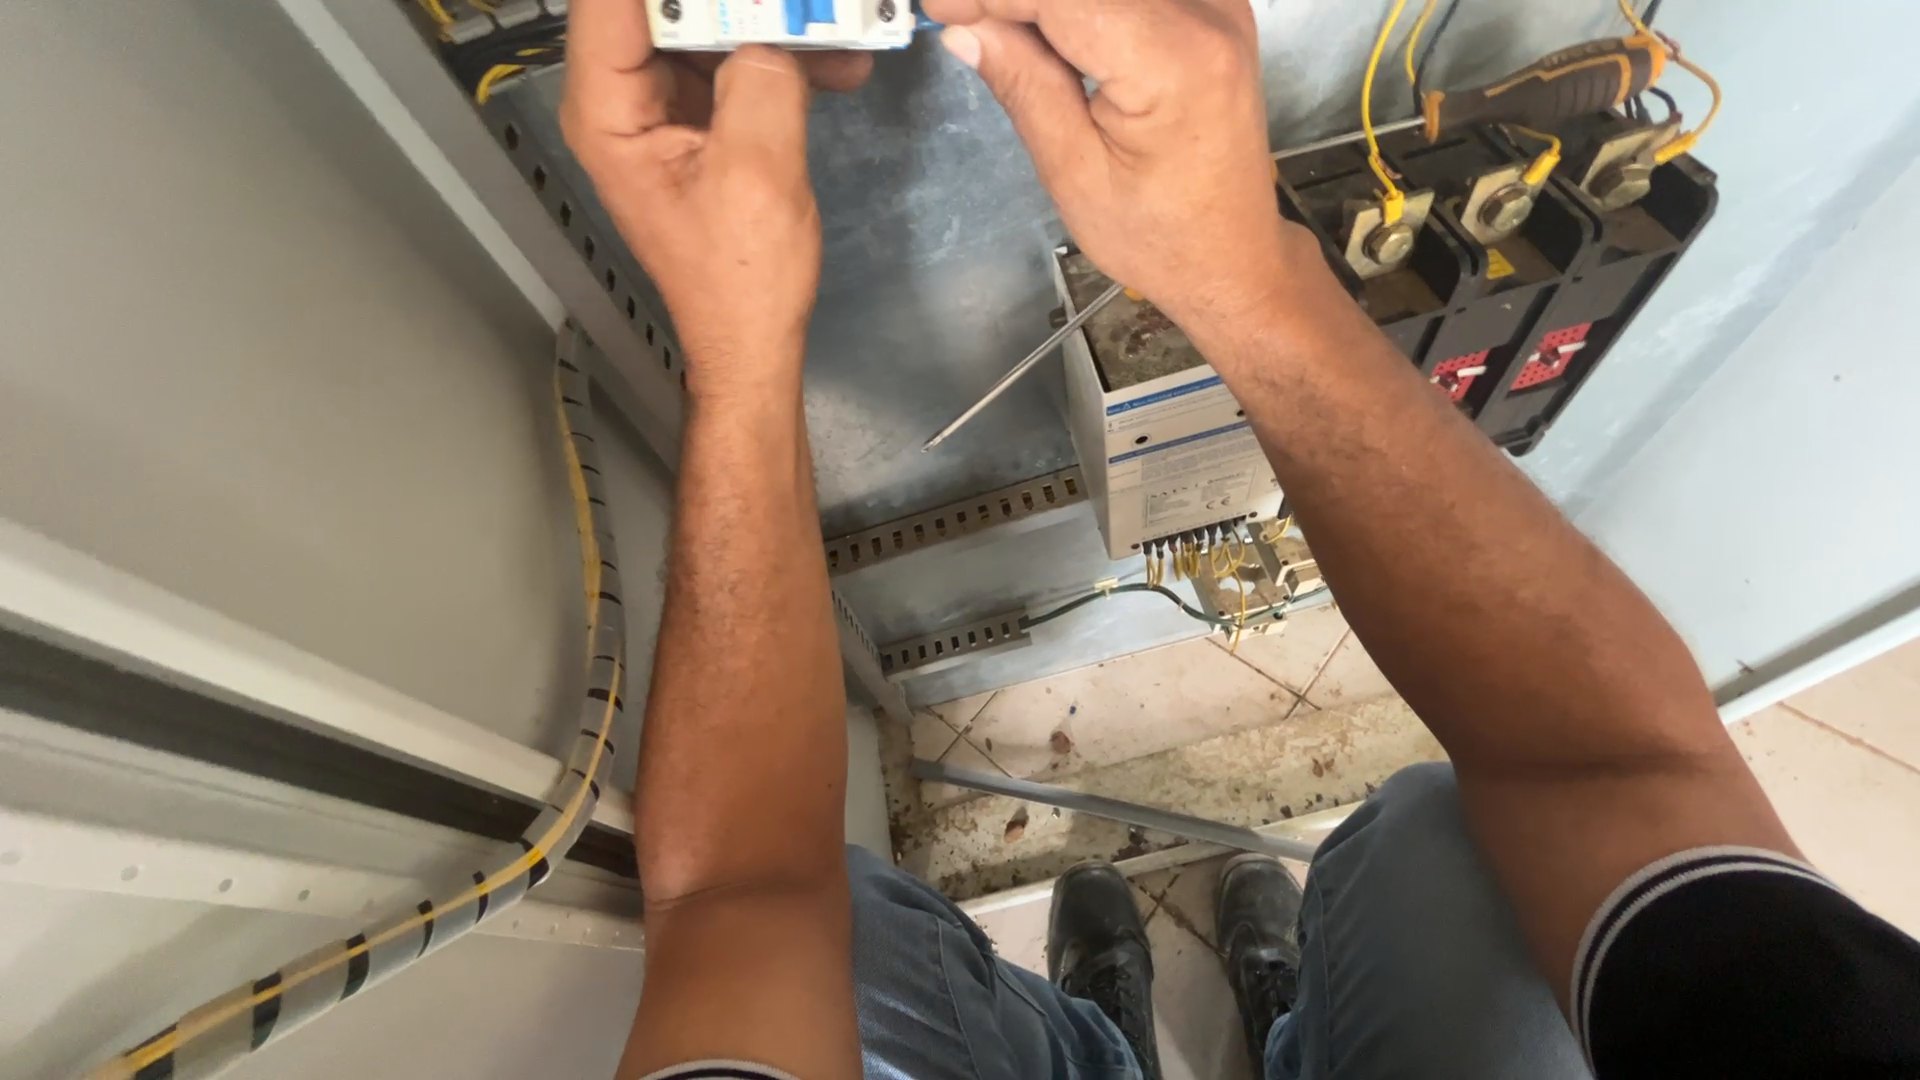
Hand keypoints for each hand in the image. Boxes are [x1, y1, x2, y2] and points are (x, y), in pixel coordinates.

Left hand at [561, 0, 870, 395]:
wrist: (756, 340)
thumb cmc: (744, 276)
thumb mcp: (757, 174)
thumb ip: (761, 82)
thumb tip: (775, 30)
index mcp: (610, 110)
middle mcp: (625, 99)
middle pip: (666, 6)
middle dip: (738, 1)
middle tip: (800, 2)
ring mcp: (666, 113)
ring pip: (711, 30)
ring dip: (774, 23)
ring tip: (840, 25)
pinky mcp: (705, 129)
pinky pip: (738, 70)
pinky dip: (785, 63)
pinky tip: (838, 66)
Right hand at [922, 0, 1302, 335]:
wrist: (1229, 254)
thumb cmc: (1159, 238)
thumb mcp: (1076, 176)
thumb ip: (1026, 89)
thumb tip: (967, 28)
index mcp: (1174, 62)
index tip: (939, 7)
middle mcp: (1207, 12)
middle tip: (963, 18)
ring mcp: (1217, 2)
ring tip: (999, 29)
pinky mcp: (1212, 7)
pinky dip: (1078, 3)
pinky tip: (1044, 29)